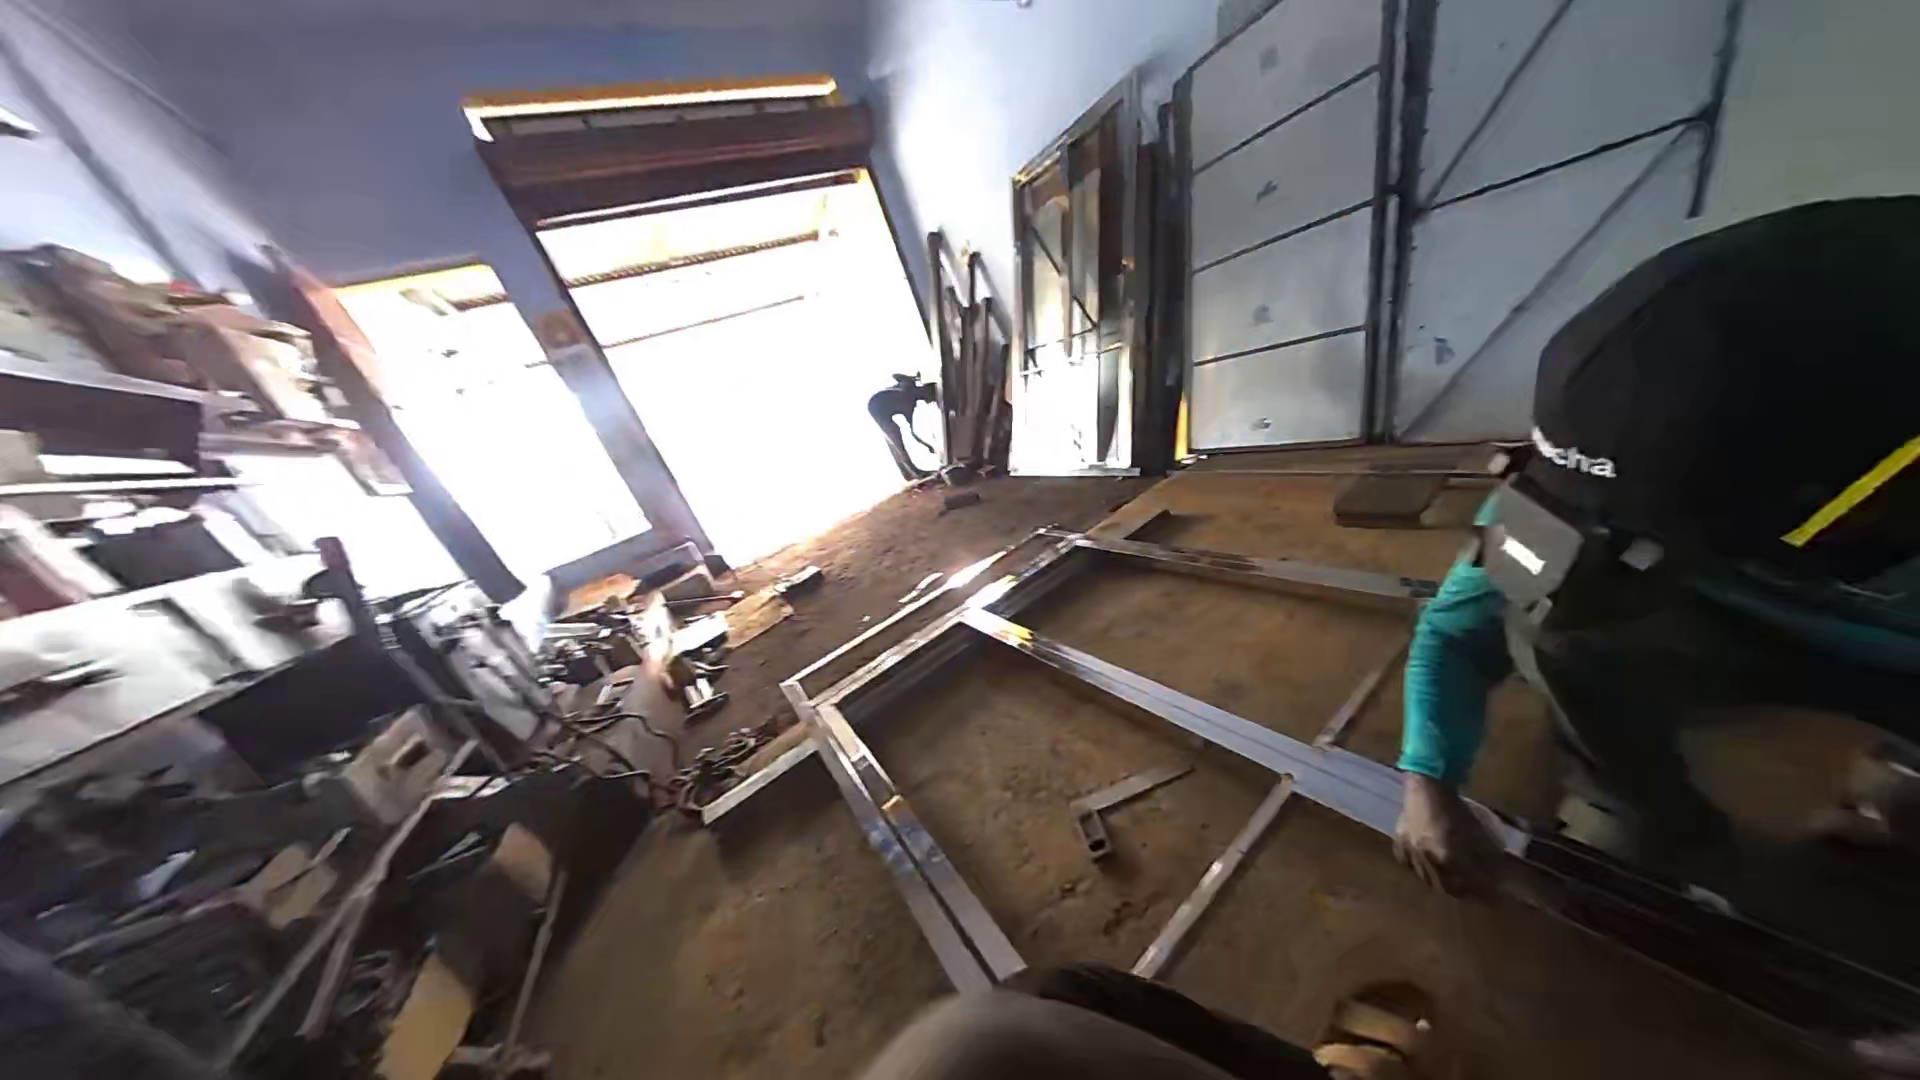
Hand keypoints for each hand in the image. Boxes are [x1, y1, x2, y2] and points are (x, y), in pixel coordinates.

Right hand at [1395, 773, 1497, 895]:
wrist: (1428, 787)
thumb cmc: (1456, 809)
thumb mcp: (1477, 835)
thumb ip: (1485, 860)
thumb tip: (1495, 880)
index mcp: (1447, 856)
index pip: (1465, 886)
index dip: (1480, 893)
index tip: (1491, 895)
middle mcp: (1426, 856)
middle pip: (1443, 887)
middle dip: (1460, 891)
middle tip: (1472, 890)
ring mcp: (1409, 849)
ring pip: (1424, 877)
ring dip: (1439, 881)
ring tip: (1451, 879)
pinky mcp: (1399, 840)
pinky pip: (1406, 862)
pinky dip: (1416, 868)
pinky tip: (1425, 865)